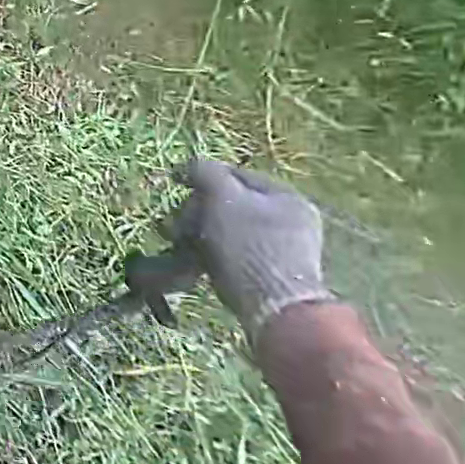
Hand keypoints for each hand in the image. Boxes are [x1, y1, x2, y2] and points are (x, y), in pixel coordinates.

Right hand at [175, 158, 335, 340]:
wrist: (269, 298)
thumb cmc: (246, 242)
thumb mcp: (222, 197)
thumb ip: (206, 172)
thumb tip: (188, 165)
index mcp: (285, 196)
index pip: (231, 174)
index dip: (200, 180)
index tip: (178, 190)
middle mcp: (286, 216)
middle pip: (222, 200)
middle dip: (193, 209)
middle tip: (181, 222)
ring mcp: (276, 242)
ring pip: (219, 222)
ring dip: (193, 228)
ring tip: (181, 241)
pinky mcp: (261, 263)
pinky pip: (225, 244)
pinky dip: (205, 246)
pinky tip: (194, 255)